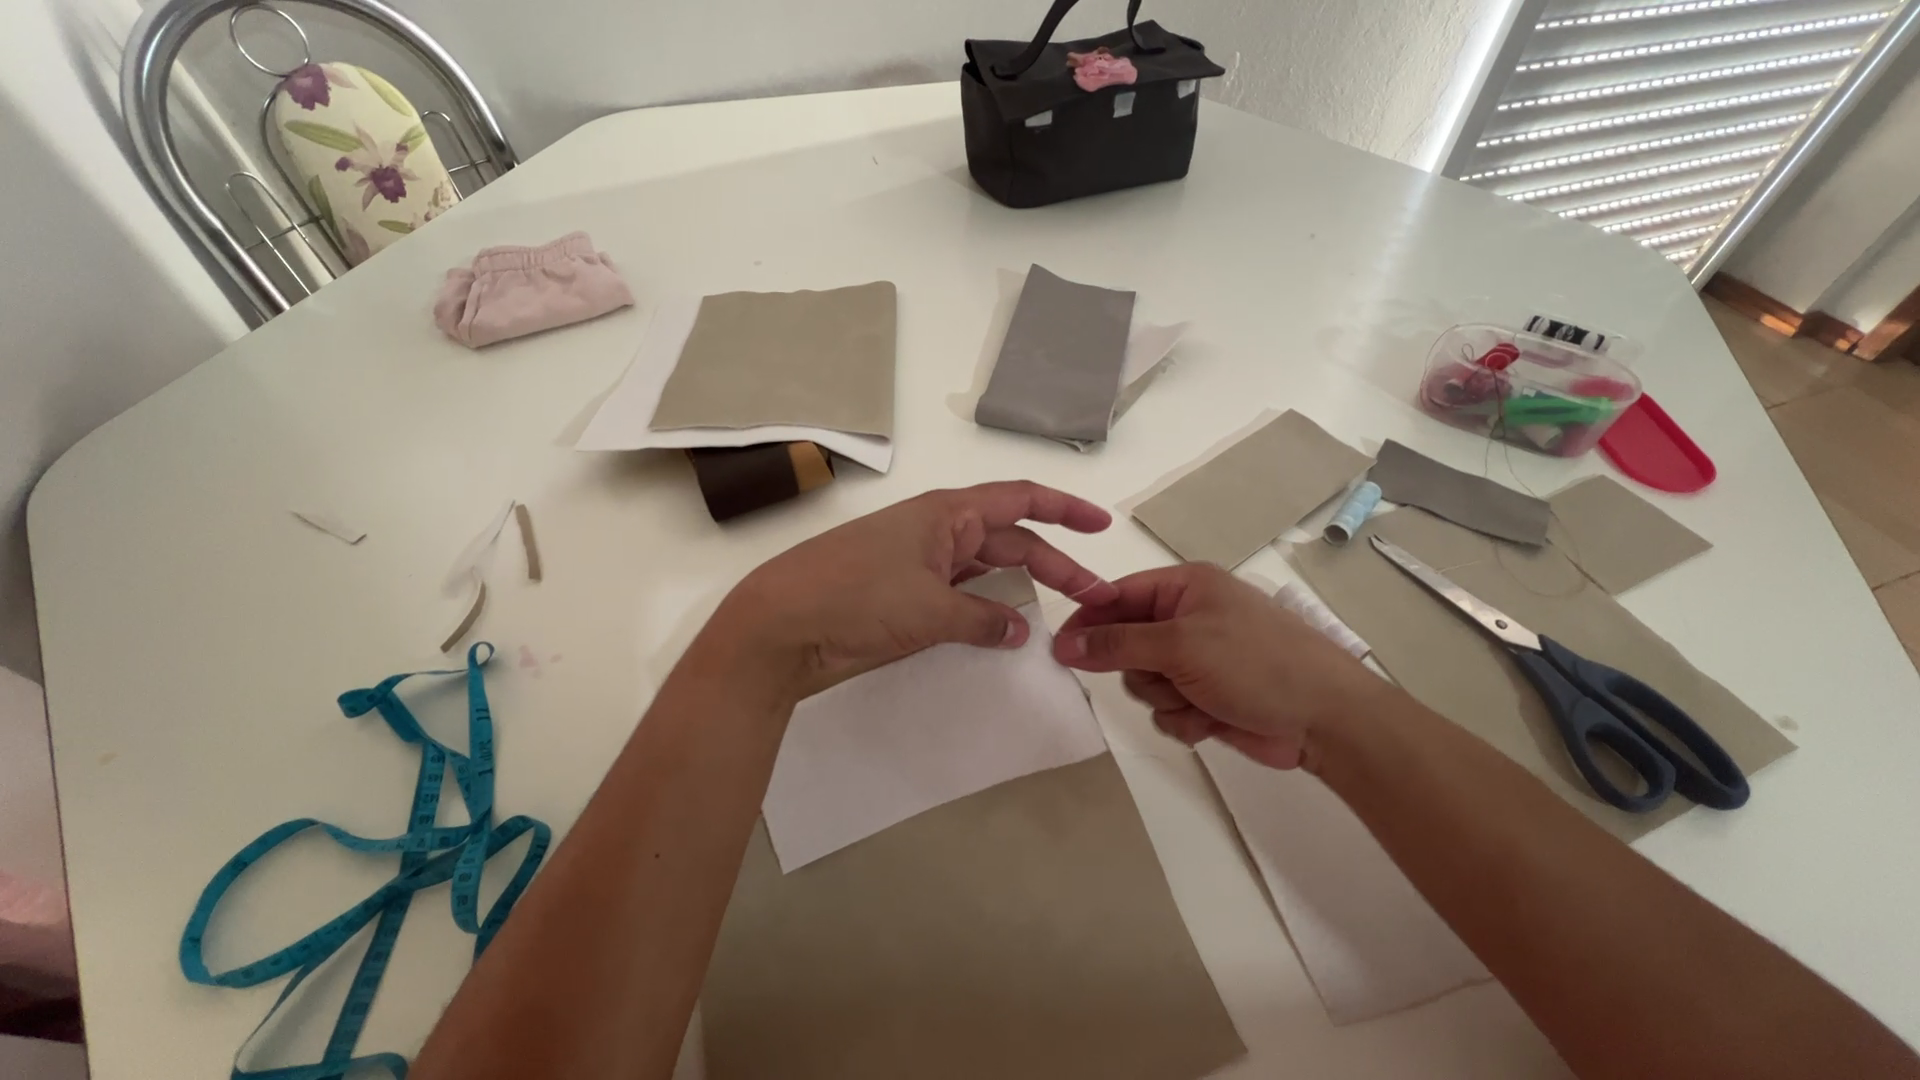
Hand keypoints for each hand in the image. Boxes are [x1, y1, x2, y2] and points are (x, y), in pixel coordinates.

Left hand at [703, 481, 1118, 701]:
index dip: (1065, 509)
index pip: (1020, 500)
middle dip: (1055, 565)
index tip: (1102, 526)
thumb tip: (1016, 630)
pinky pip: (960, 598)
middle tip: (1095, 597)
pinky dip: (987, 611)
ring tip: (1060, 615)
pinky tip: (1005, 629)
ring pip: (987, 572)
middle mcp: (938, 532)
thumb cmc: (857, 598)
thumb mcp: (930, 608)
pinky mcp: (905, 598)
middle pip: (1011, 542)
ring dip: (1021, 590)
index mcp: (946, 513)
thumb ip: (982, 619)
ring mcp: (921, 565)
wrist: (781, 627)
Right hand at [1053, 563, 1393, 769]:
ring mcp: (1198, 662)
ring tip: (1197, 699)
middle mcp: (1189, 620)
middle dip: (1140, 668)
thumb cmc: (1255, 662)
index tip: (1062, 647)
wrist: (1325, 717)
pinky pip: (1167, 711)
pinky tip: (1211, 720)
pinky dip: (1184, 719)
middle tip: (1162, 676)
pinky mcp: (1207, 699)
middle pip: (1126, 644)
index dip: (1089, 619)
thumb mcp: (1181, 644)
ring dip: (1165, 698)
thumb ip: (1117, 643)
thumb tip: (1064, 643)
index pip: (1119, 595)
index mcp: (1186, 588)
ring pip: (1144, 682)